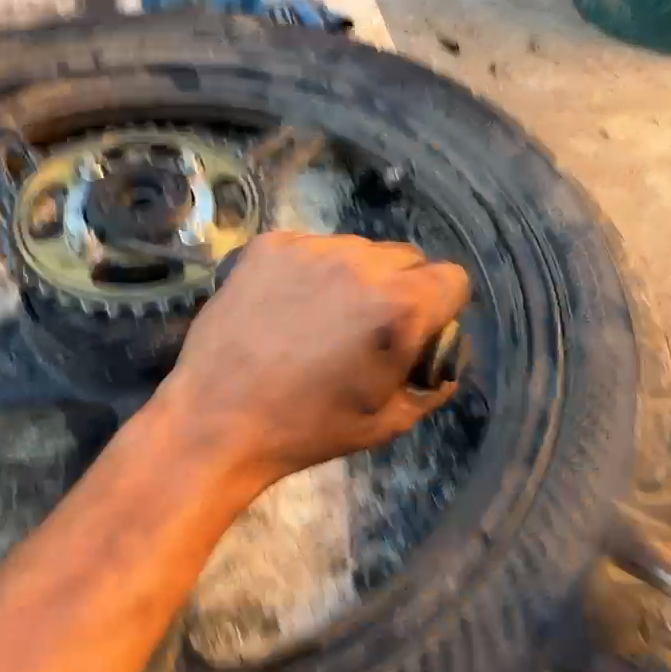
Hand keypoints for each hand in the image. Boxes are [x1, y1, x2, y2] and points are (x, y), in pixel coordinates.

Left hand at [150, 232, 471, 489]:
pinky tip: (287, 304)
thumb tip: (446, 351)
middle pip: (408, 257)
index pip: (453, 278)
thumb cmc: (309, 428)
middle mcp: (361, 263)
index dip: (442, 307)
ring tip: (322, 317)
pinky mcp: (269, 244)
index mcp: (399, 307)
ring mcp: (311, 248)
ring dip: (356, 276)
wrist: (217, 418)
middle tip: (367, 329)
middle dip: (401, 288)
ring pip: (359, 249)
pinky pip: (311, 246)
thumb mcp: (390, 420)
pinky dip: (310, 270)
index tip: (418, 331)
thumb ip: (434, 381)